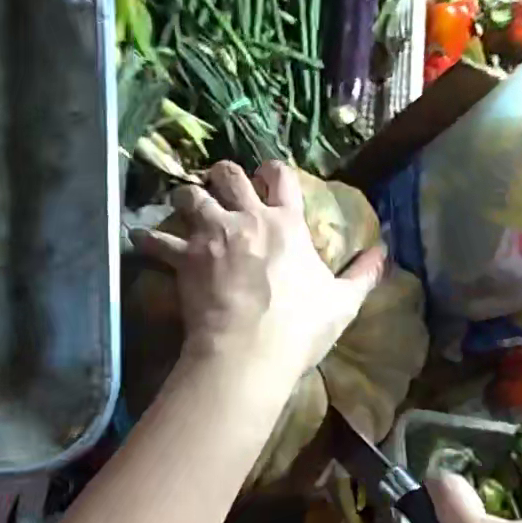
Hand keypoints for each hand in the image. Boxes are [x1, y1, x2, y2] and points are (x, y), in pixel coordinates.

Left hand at [132, 160, 384, 387]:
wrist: (249, 351)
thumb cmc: (298, 329)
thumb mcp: (342, 303)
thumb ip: (363, 274)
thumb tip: (384, 252)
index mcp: (286, 223)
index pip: (281, 176)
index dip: (272, 171)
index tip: (265, 177)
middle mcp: (246, 219)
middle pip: (229, 174)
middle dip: (221, 175)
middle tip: (215, 185)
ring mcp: (212, 236)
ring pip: (190, 196)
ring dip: (184, 197)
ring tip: (180, 204)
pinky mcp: (185, 259)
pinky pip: (157, 240)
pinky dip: (146, 238)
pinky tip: (137, 236)